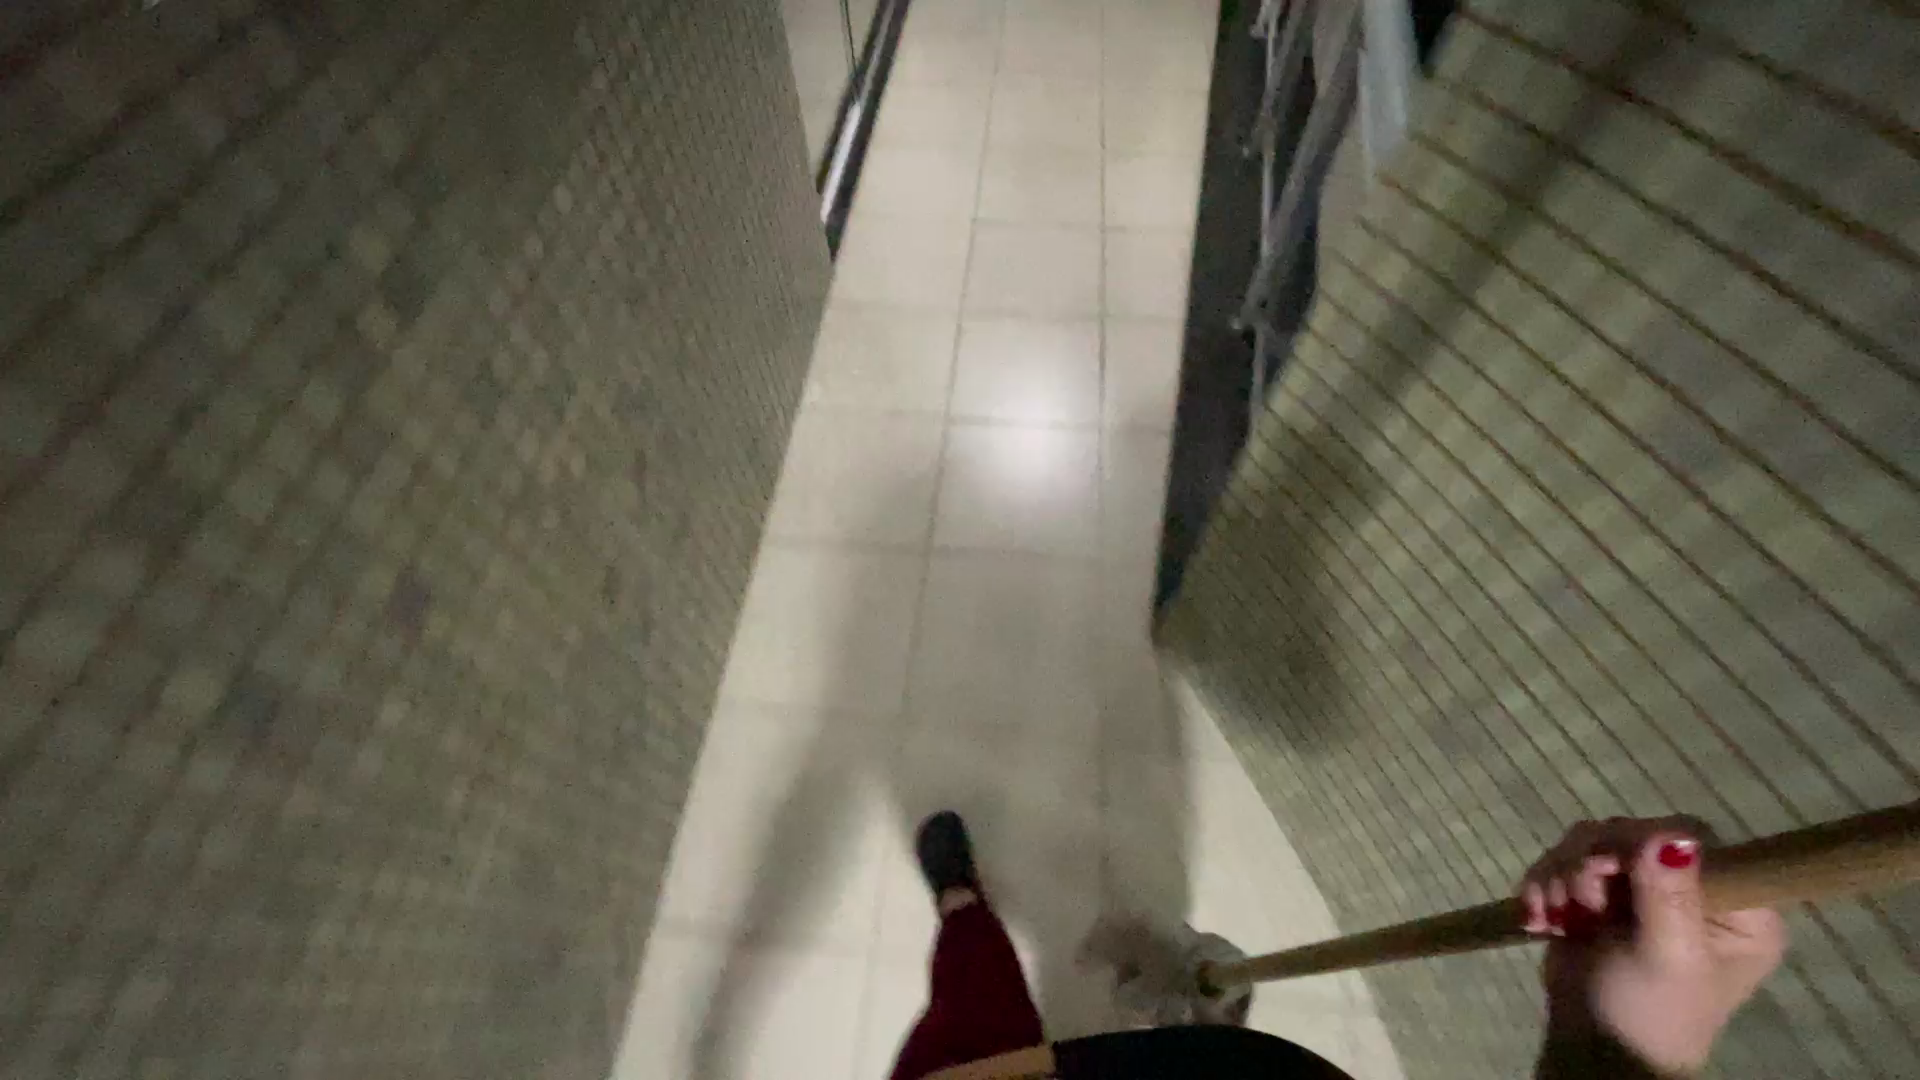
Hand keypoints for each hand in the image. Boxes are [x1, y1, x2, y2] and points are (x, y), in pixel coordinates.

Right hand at [1518, 817, 1787, 1074]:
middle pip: (1629, 833)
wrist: (1595, 1042)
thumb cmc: (1648, 1008)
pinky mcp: (1595, 892)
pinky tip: (1539, 917)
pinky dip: (1541, 884)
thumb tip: (1671, 837)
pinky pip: (1559, 860)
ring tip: (1554, 915)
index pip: (1693, 837)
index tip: (1607, 867)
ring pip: (1587, 842)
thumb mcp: (1666, 957)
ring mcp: (1639, 889)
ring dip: (1558, 874)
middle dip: (1588, 862)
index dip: (1642, 841)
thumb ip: (1668, 897)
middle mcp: (1691, 889)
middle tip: (1577, 900)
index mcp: (1735, 907)